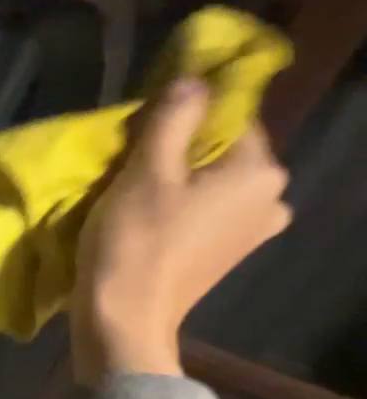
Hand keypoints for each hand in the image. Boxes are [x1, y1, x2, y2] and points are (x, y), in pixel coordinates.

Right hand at [72, 77, 292, 384]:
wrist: (125, 319)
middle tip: (128, 170)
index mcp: (260, 170)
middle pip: (222, 156)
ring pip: (214, 187)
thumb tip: (192, 80)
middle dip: (180, 156)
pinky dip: (181, 213)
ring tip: (132, 200)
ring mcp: (256, 230)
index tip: (139, 135)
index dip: (184, 120)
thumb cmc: (134, 244)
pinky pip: (209, 215)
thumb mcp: (143, 175)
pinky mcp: (230, 255)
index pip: (231, 120)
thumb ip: (171, 122)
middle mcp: (274, 196)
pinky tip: (148, 226)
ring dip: (179, 186)